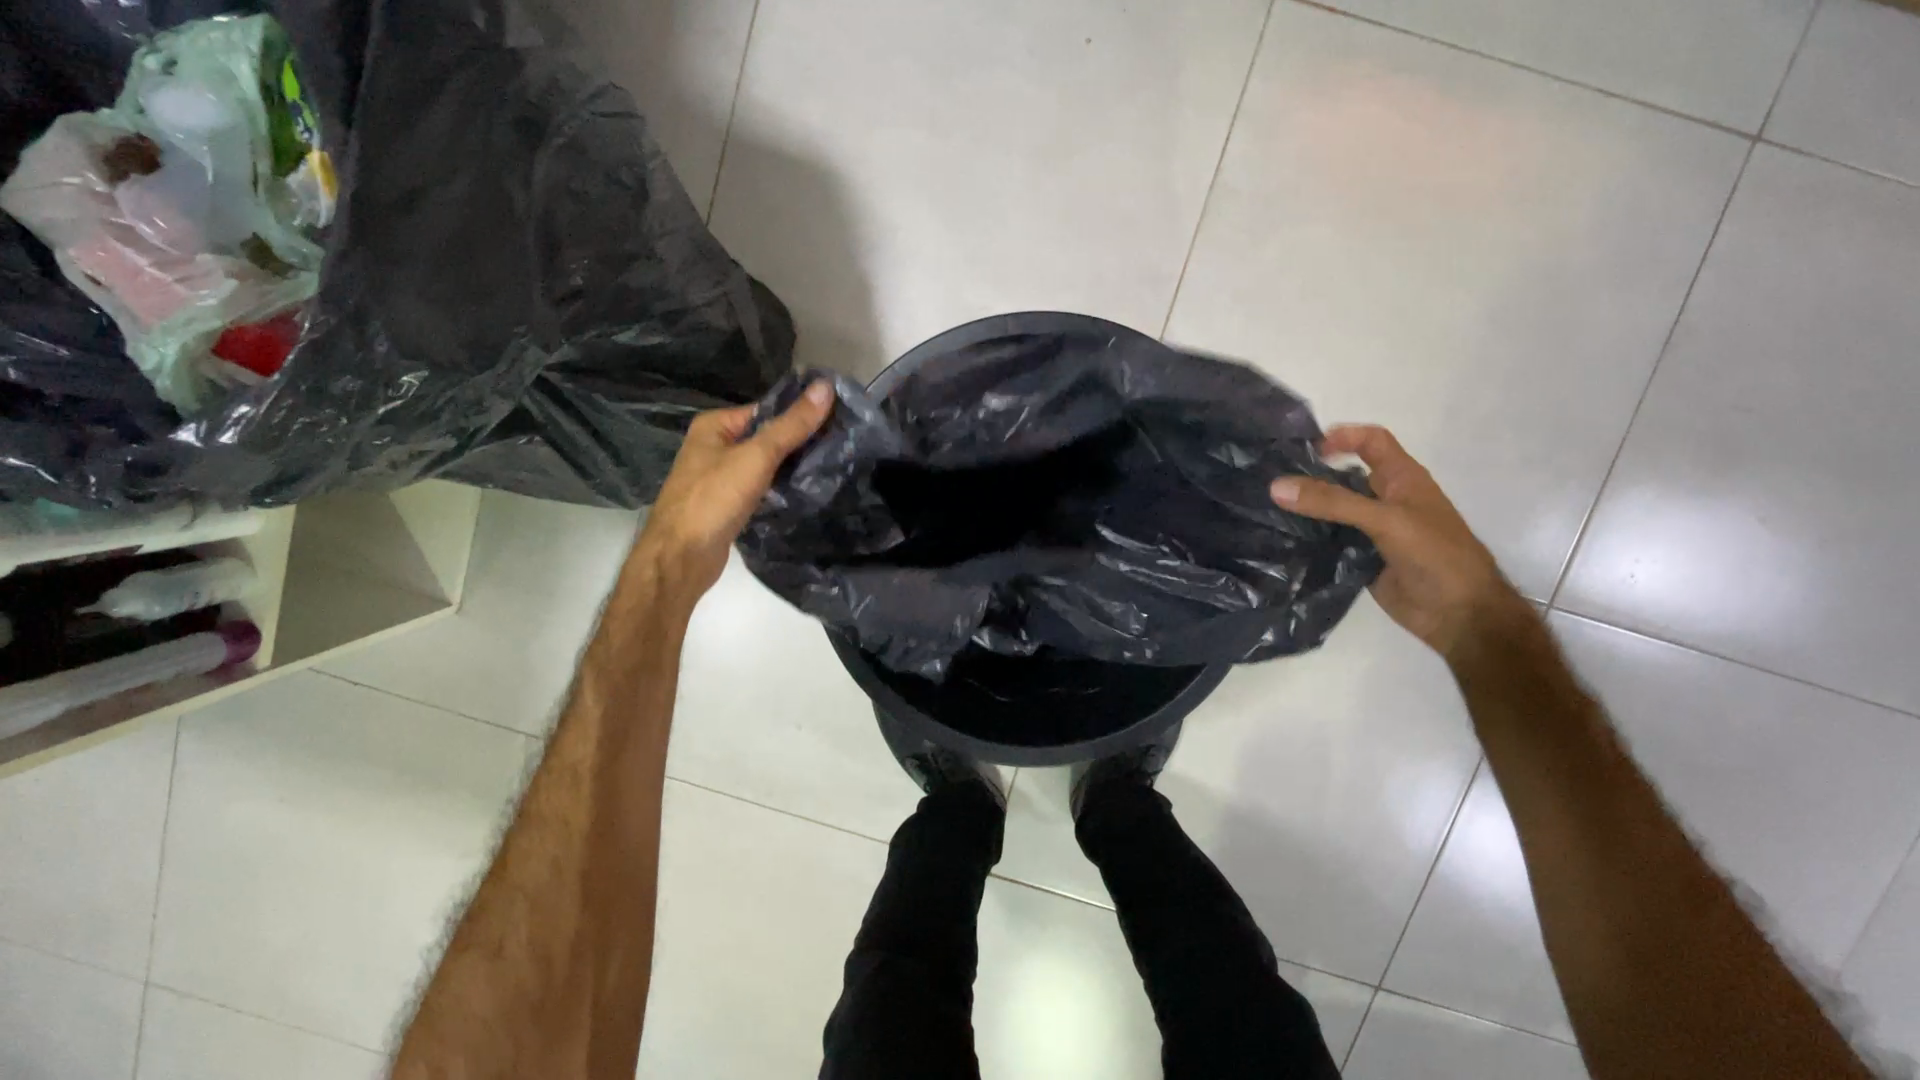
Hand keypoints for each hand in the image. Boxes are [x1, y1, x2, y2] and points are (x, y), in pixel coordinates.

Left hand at [632, 380, 834, 601]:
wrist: (682, 557)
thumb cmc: (714, 499)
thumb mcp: (756, 456)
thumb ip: (791, 425)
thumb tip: (825, 386)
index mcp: (715, 426)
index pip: (766, 411)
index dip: (800, 415)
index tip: (838, 421)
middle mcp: (714, 447)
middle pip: (766, 438)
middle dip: (799, 444)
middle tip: (840, 446)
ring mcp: (719, 478)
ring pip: (764, 466)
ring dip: (791, 469)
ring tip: (830, 468)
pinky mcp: (727, 505)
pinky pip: (760, 489)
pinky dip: (779, 491)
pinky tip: (805, 494)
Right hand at [1269, 425, 1528, 659]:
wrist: (1458, 614)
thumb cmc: (1435, 554)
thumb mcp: (1386, 519)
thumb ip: (1333, 502)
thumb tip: (1277, 486)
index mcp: (1402, 479)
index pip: (1372, 441)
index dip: (1343, 436)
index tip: (1306, 449)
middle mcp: (1386, 500)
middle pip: (1344, 476)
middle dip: (1312, 474)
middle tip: (1270, 477)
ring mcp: (1373, 531)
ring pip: (1333, 511)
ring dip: (1306, 509)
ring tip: (1266, 507)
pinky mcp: (1361, 559)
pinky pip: (1330, 542)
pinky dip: (1309, 540)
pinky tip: (1281, 540)